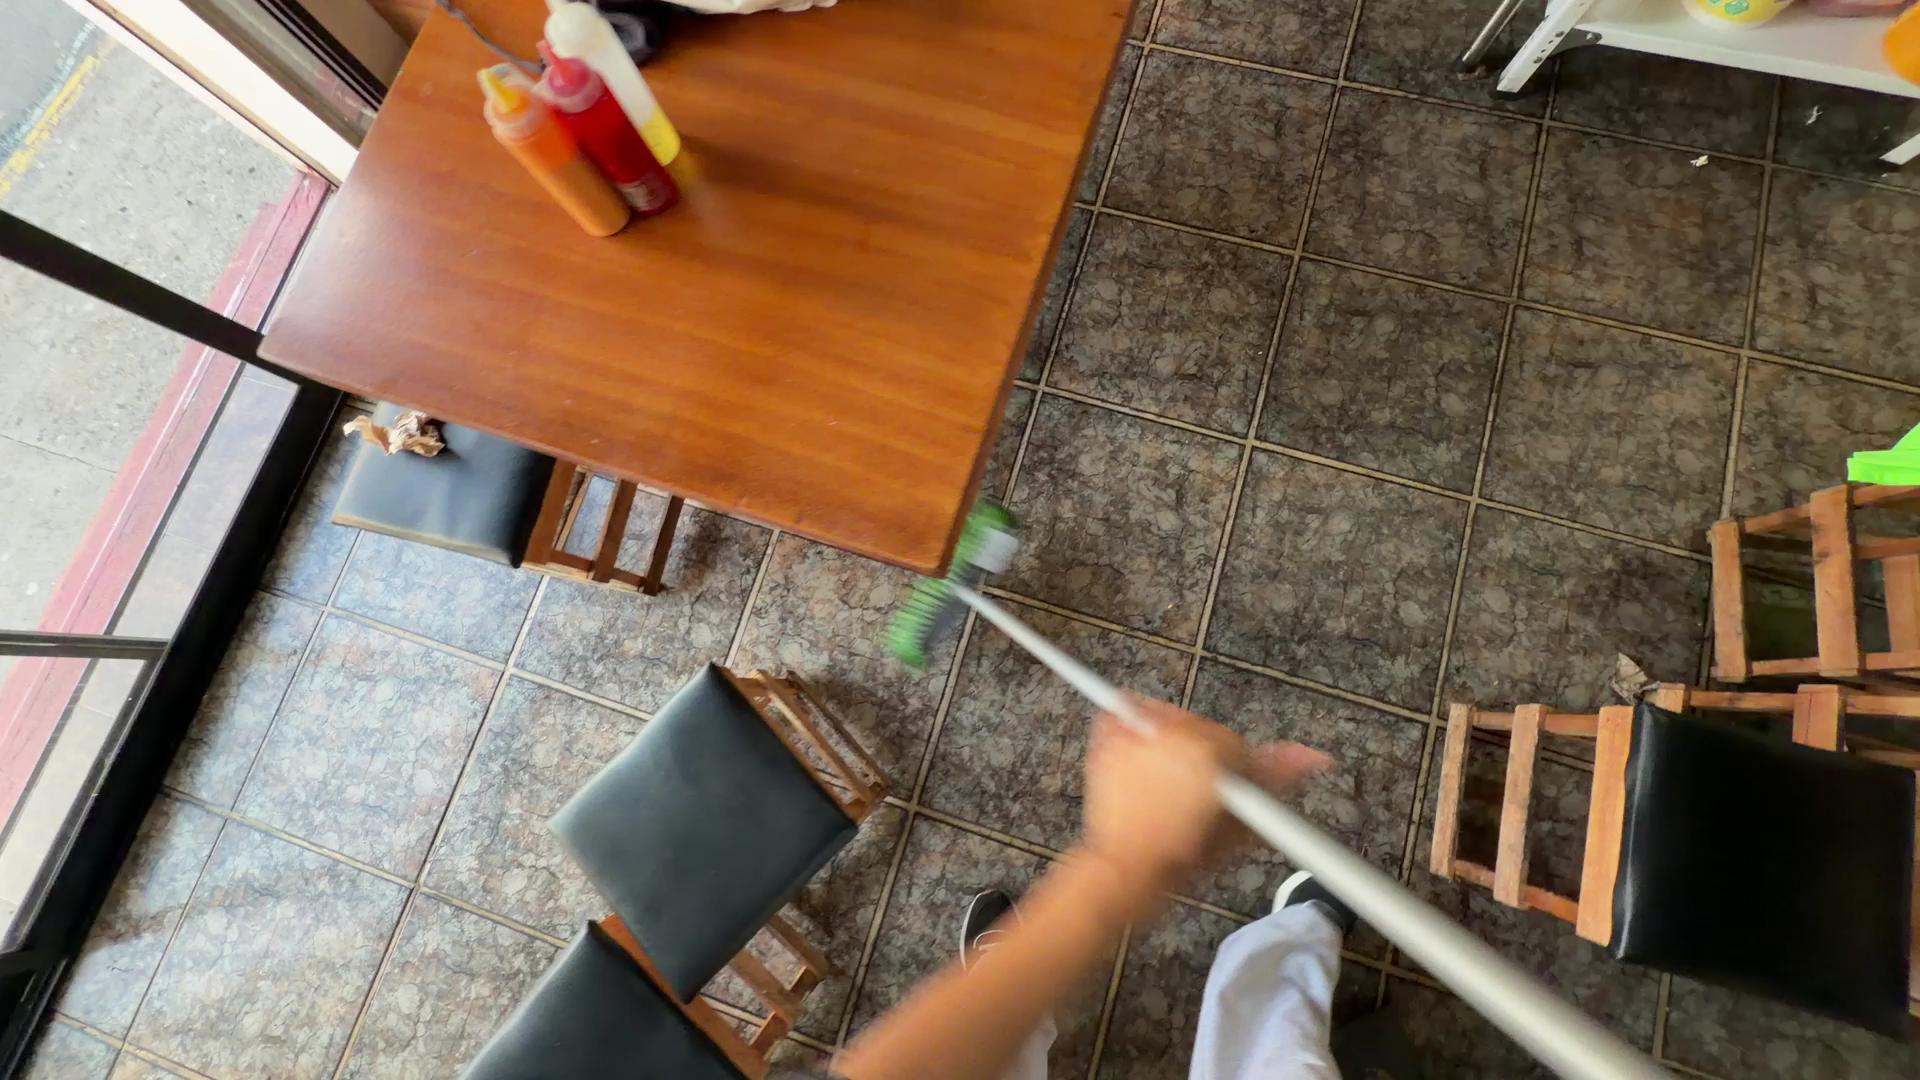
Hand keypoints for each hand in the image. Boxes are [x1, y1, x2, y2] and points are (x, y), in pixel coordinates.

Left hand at [1078, 697, 1330, 913]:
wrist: (1126, 866)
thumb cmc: (1183, 855)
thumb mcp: (1240, 829)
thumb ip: (1276, 782)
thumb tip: (1315, 756)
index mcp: (1212, 751)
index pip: (1236, 744)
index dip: (1234, 771)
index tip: (1222, 792)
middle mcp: (1175, 732)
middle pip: (1202, 729)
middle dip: (1203, 754)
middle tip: (1192, 790)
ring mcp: (1137, 729)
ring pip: (1169, 719)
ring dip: (1170, 739)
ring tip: (1163, 778)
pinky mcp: (1108, 732)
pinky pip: (1124, 709)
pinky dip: (1132, 723)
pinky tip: (1138, 751)